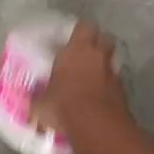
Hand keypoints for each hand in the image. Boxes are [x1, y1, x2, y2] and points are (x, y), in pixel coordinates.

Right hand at [34, 20, 130, 134]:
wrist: (98, 127)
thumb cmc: (64, 106)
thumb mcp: (43, 105)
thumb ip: (38, 101)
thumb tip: (30, 107)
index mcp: (77, 50)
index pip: (84, 26)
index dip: (81, 30)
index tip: (74, 38)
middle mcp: (97, 55)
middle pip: (105, 38)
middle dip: (98, 42)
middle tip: (86, 53)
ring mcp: (113, 73)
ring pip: (111, 60)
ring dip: (104, 66)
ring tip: (92, 77)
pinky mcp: (123, 91)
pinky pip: (115, 82)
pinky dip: (109, 87)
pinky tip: (100, 98)